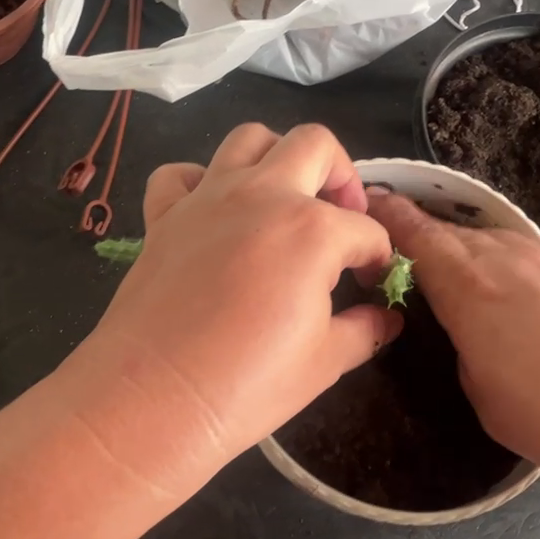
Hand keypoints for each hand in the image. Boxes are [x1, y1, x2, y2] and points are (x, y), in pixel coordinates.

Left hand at [60, 124, 399, 498]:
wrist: (152, 400)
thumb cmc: (248, 384)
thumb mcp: (324, 363)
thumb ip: (365, 331)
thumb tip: (387, 319)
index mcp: (312, 229)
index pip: (366, 231)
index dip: (379, 257)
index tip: (373, 284)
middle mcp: (263, 195)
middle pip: (315, 146)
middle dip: (341, 175)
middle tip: (341, 218)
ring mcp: (208, 198)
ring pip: (249, 138)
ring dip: (277, 158)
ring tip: (284, 200)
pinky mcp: (164, 215)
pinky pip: (180, 173)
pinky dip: (200, 181)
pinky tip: (214, 213)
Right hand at [367, 191, 539, 519]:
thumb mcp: (487, 398)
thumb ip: (466, 352)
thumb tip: (471, 335)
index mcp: (466, 280)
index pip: (412, 229)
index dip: (384, 212)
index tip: (359, 205)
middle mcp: (502, 256)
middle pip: (448, 232)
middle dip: (417, 237)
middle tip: (393, 258)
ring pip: (485, 243)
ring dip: (459, 254)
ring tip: (445, 283)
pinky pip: (518, 261)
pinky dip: (496, 270)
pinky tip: (503, 305)